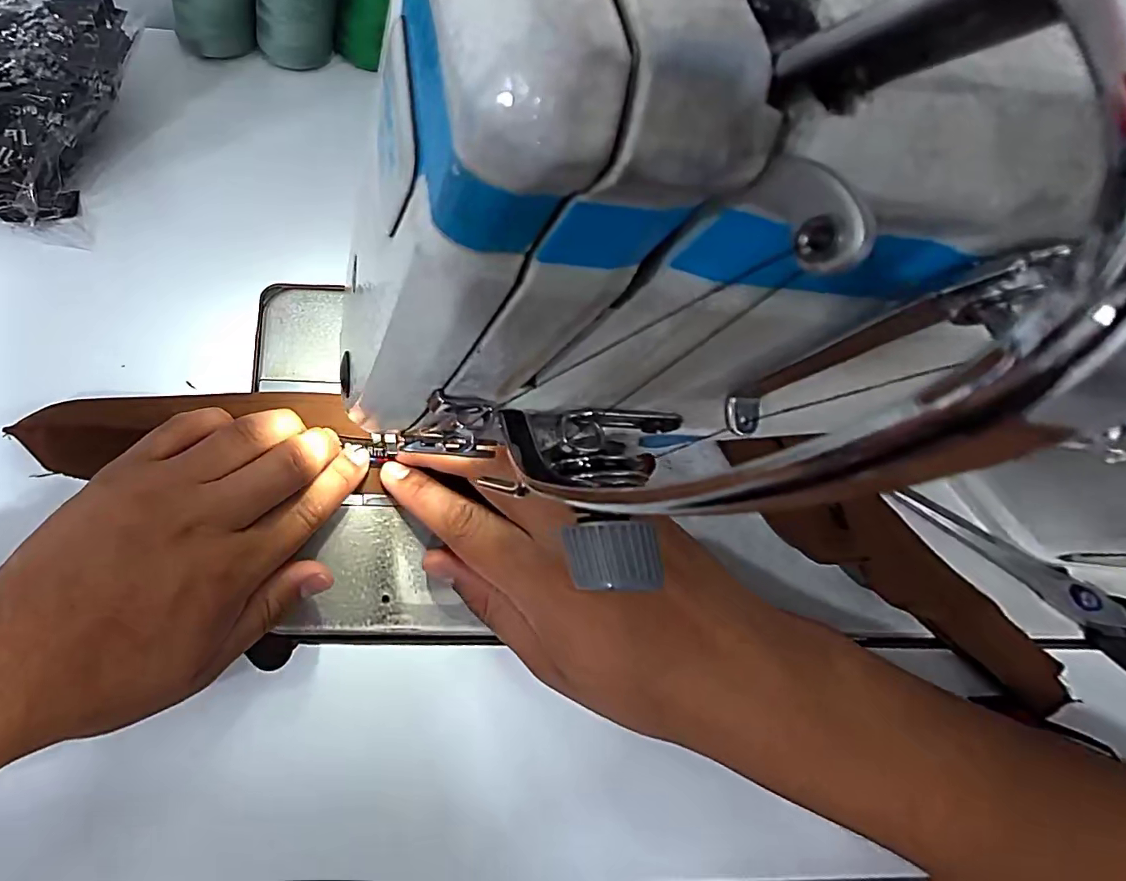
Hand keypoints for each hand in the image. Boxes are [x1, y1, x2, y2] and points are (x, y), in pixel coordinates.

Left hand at [0, 407, 367, 811]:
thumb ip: (265, 608)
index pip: (302, 512)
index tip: (351, 467)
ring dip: (276, 425)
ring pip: (240, 438)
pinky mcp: (126, 470)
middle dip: (316, 448)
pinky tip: (229, 424)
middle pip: (281, 465)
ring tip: (293, 425)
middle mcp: (206, 520)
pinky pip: (182, 428)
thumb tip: (315, 572)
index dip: (334, 485)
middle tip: (330, 441)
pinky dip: (215, 419)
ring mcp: (164, 488)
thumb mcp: (202, 661)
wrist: (20, 651)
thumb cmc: (112, 670)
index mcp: (230, 571)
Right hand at [379, 453, 850, 750]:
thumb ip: (490, 602)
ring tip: (446, 447)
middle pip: (488, 474)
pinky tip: (507, 460)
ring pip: (523, 460)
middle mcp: (566, 530)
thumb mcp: (548, 658)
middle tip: (412, 449)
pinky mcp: (625, 497)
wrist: (730, 663)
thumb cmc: (639, 678)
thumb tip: (446, 564)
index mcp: (538, 577)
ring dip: (477, 449)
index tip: (396, 475)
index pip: (462, 522)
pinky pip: (560, 467)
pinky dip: (523, 456)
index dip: (422, 494)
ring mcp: (598, 506)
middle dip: (441, 456)